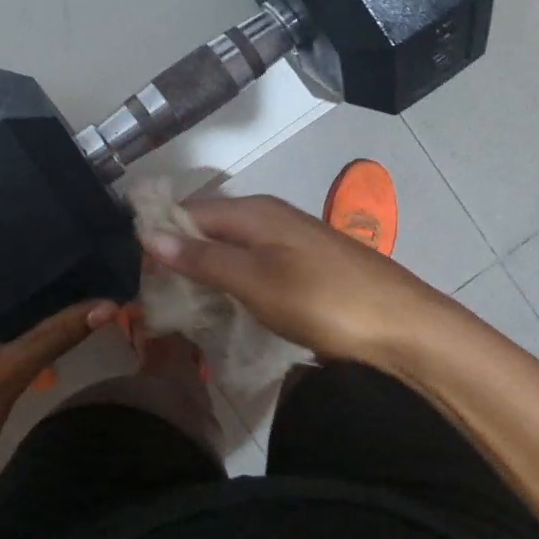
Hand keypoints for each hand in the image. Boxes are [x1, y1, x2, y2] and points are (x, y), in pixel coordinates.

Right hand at [142, 194, 453, 366]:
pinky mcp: (307, 268)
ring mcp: (292, 242)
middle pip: (211, 228)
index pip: (190, 211)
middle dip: (180, 257)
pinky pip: (256, 267)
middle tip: (156, 298)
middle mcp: (272, 217)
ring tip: (183, 309)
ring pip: (234, 249)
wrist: (401, 327)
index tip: (137, 274)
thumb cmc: (321, 300)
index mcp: (255, 211)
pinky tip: (227, 309)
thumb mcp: (254, 280)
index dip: (160, 236)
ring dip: (207, 274)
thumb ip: (203, 258)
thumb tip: (150, 234)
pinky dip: (235, 284)